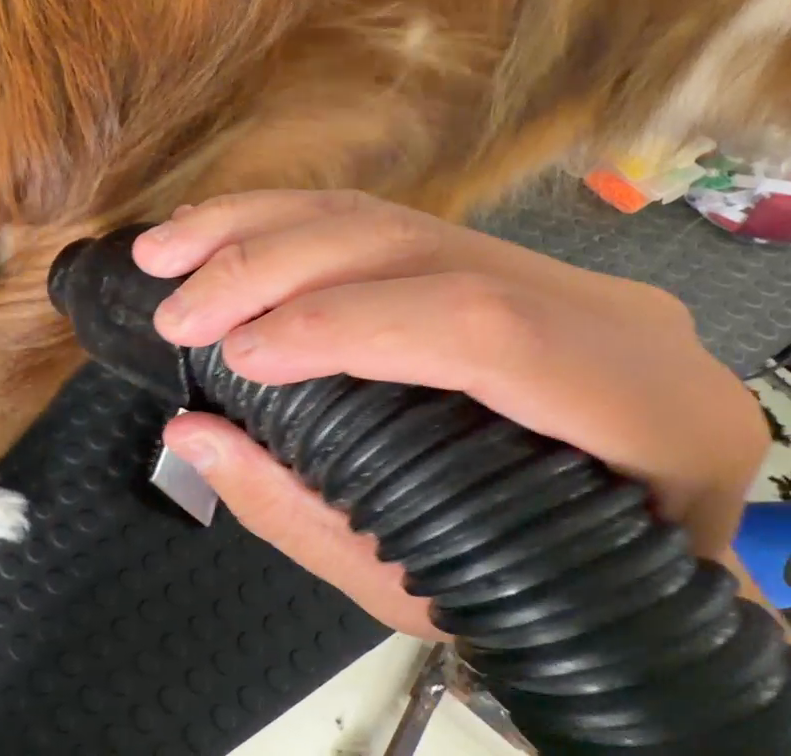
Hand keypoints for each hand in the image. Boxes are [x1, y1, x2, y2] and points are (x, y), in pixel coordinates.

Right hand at [132, 189, 770, 638]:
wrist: (618, 549)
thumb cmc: (536, 585)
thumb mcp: (424, 581)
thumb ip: (305, 514)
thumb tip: (191, 434)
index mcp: (641, 411)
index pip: (486, 330)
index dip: (346, 326)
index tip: (236, 358)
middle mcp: (599, 316)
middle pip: (412, 251)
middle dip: (270, 273)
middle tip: (175, 318)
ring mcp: (535, 271)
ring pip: (375, 217)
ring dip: (248, 229)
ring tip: (158, 256)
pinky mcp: (471, 254)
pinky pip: (360, 214)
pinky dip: (267, 220)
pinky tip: (201, 230)